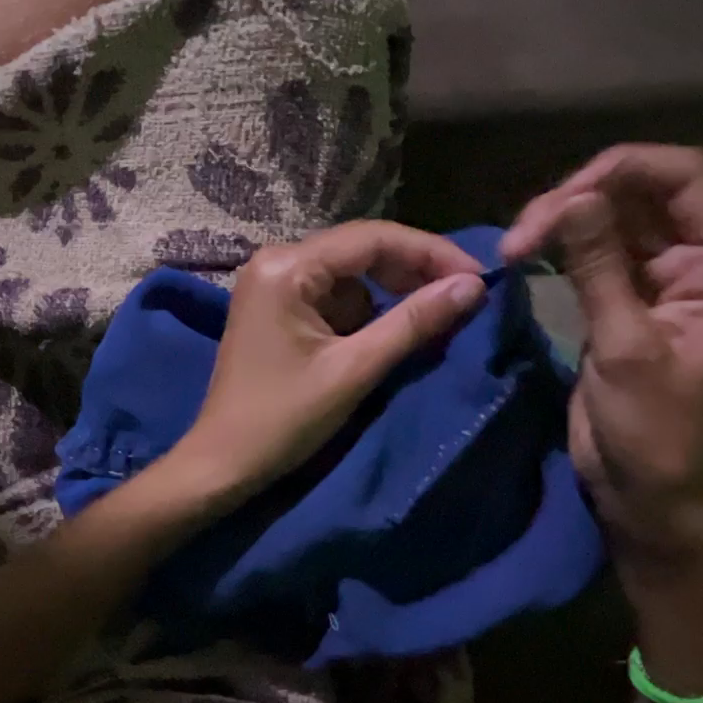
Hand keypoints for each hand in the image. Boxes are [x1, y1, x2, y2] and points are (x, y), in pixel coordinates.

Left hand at [169, 221, 487, 499]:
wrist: (223, 463)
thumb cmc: (283, 420)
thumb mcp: (354, 370)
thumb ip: (413, 322)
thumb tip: (473, 286)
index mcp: (287, 267)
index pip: (373, 239)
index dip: (431, 254)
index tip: (479, 278)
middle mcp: (277, 261)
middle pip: (362, 251)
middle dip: (413, 275)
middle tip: (464, 300)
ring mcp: (274, 285)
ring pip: (352, 276)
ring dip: (392, 297)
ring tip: (434, 322)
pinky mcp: (277, 310)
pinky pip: (334, 298)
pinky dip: (366, 315)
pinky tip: (391, 336)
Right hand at [501, 145, 702, 552]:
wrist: (644, 492)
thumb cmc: (653, 431)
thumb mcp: (625, 348)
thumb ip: (600, 268)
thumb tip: (571, 198)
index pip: (685, 177)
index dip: (624, 169)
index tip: (560, 199)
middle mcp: (695, 260)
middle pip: (641, 191)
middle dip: (579, 197)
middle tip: (520, 234)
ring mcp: (657, 279)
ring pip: (611, 218)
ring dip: (561, 222)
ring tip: (513, 247)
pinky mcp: (622, 300)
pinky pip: (592, 252)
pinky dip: (558, 247)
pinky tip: (524, 257)